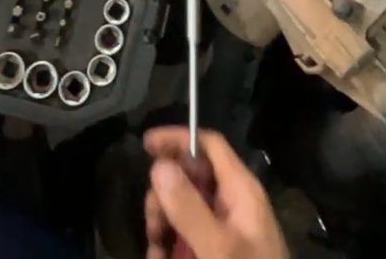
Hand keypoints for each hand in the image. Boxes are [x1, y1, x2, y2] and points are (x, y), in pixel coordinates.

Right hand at [144, 127, 287, 258]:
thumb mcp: (218, 248)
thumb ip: (189, 208)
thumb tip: (159, 165)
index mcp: (241, 190)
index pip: (209, 145)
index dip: (179, 138)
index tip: (145, 145)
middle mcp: (232, 204)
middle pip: (190, 179)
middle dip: (165, 197)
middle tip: (153, 225)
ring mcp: (224, 230)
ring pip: (183, 211)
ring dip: (163, 228)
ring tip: (156, 255)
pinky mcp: (216, 253)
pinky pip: (186, 239)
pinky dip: (169, 249)